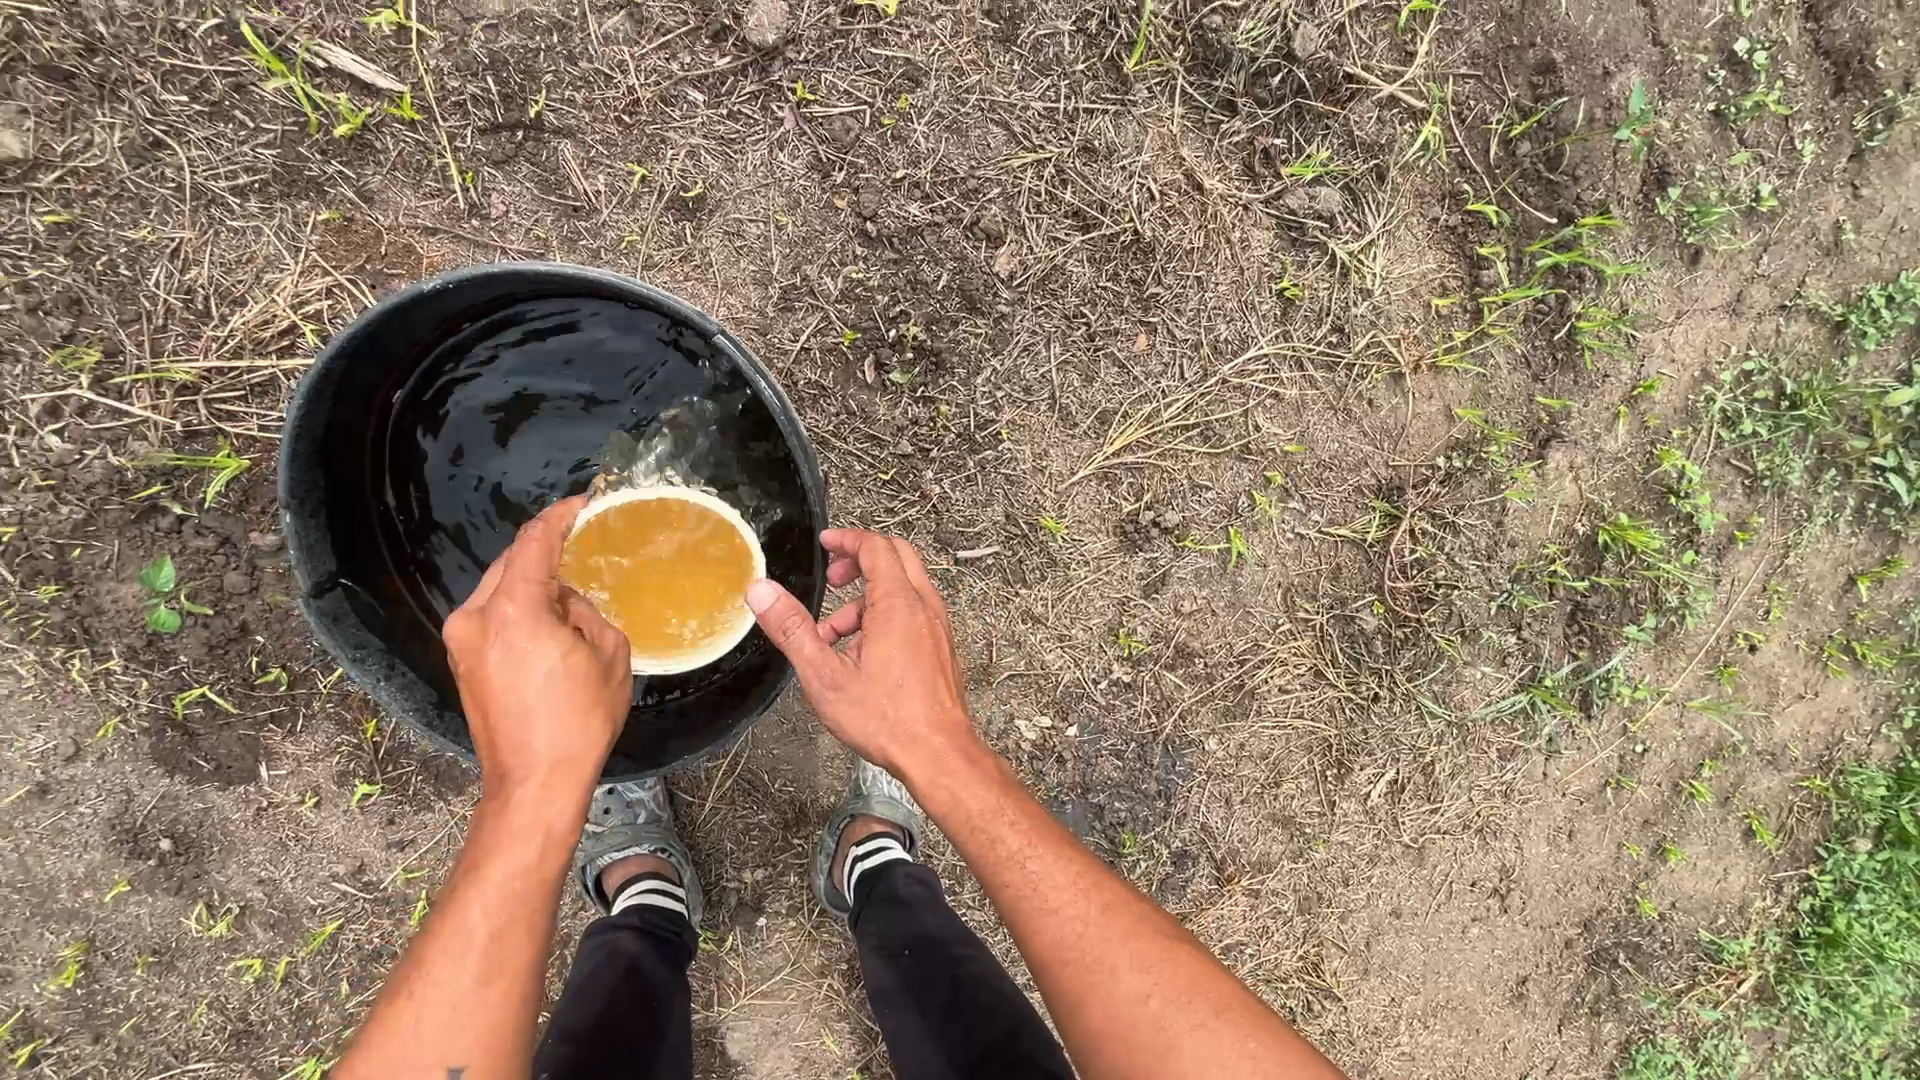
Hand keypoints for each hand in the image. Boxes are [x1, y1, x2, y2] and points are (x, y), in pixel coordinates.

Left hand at [442, 495, 632, 804]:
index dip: (561, 516)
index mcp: (513, 610)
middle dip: (546, 549)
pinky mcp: (462, 661)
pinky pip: (492, 614)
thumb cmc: (580, 719)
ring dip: (533, 580)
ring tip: (571, 586)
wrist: (534, 781)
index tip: (585, 503)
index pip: (534, 543)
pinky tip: (549, 616)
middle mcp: (475, 618)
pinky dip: (520, 605)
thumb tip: (568, 603)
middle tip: (584, 543)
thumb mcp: (608, 654)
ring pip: (499, 588)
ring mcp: (461, 641)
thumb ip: (587, 612)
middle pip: (510, 562)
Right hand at [746, 529, 982, 782]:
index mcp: (898, 603)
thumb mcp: (825, 675)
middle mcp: (924, 607)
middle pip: (897, 557)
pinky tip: (860, 654)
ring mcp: (937, 626)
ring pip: (904, 588)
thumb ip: (792, 629)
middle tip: (833, 578)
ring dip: (867, 598)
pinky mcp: (940, 645)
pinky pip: (913, 612)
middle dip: (860, 560)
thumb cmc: (888, 719)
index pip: (876, 547)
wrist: (938, 752)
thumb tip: (762, 593)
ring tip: (834, 636)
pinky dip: (886, 616)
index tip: (827, 543)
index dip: (848, 540)